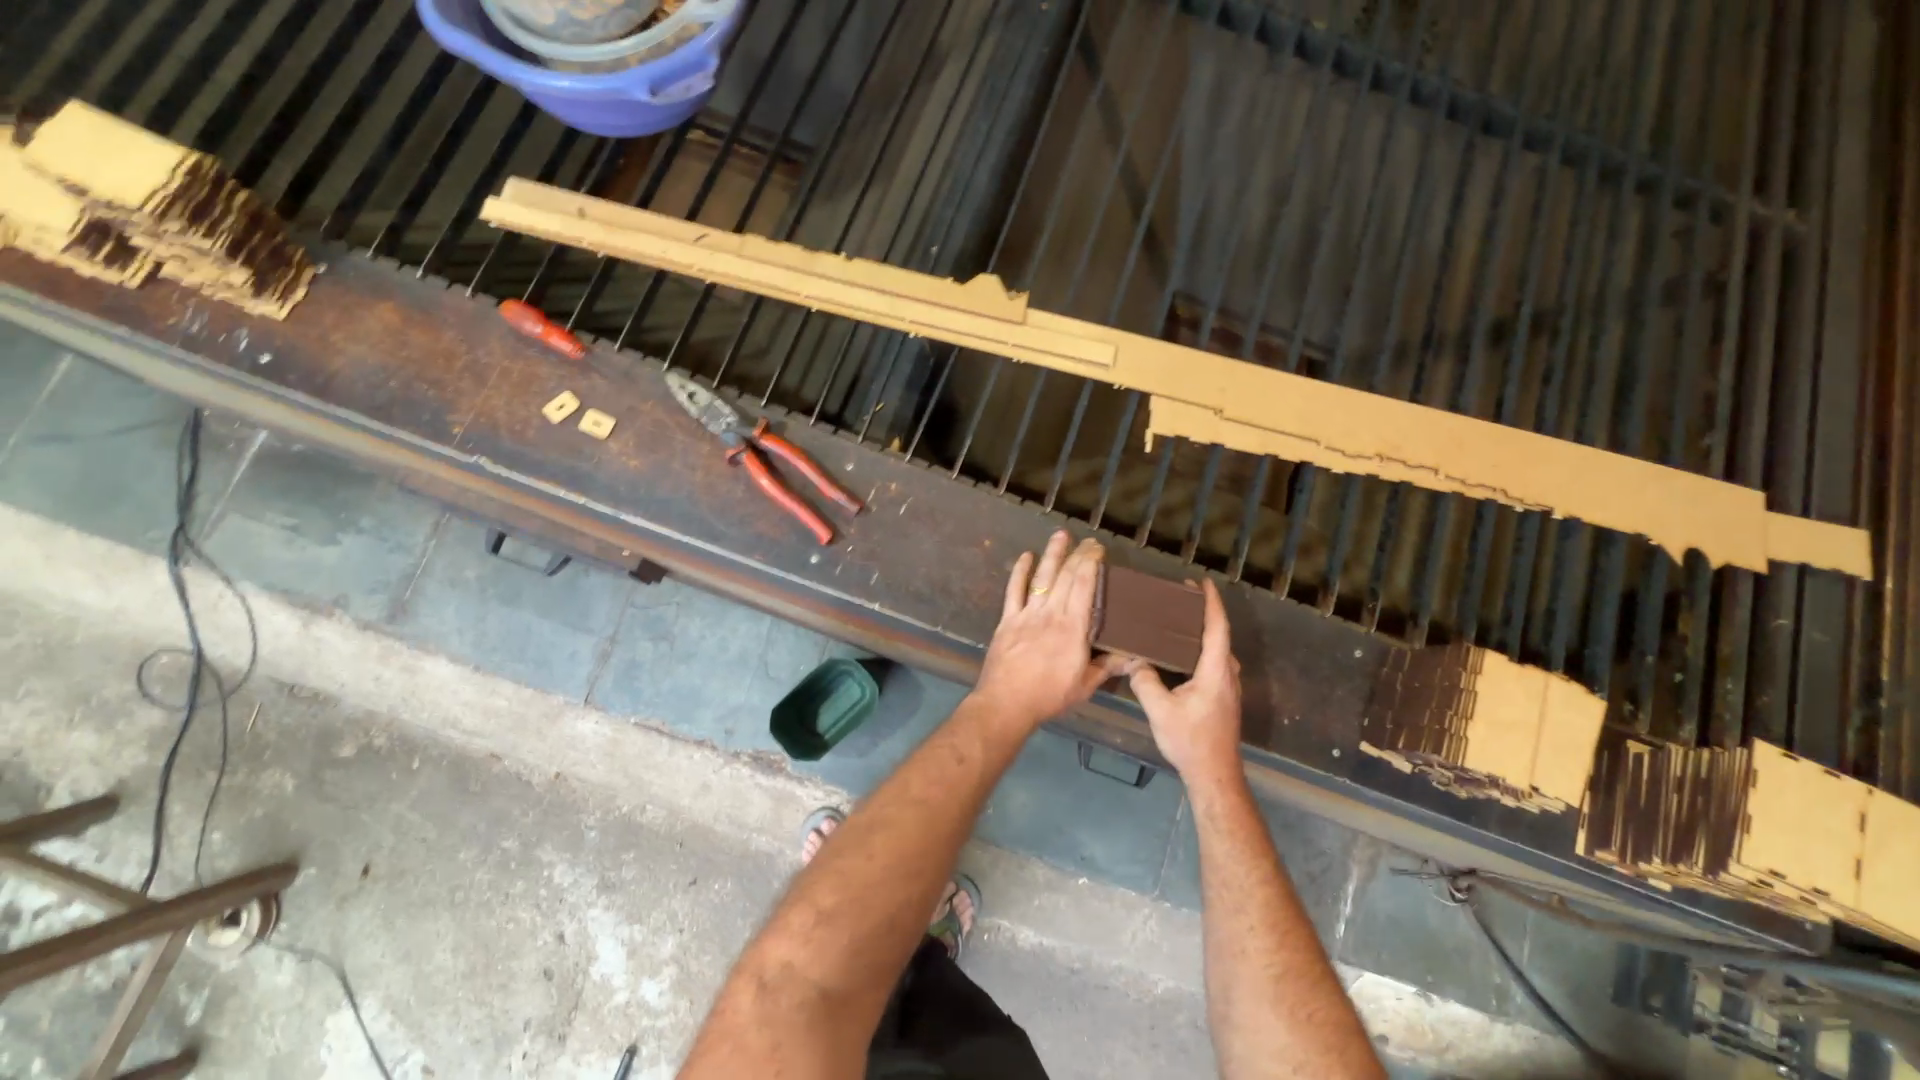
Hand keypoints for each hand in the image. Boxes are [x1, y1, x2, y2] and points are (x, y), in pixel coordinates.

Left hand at [973, 531, 1126, 731]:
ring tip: (1060, 535)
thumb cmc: (1049, 696)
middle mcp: (1051, 614)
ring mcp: (1027, 615)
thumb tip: (1133, 658)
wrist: (1006, 703)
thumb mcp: (1085, 686)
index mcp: (1073, 628)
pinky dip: (1020, 572)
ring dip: (1052, 554)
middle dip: (1078, 555)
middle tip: (1088, 541)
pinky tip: (1026, 556)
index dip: (1091, 564)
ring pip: (1042, 578)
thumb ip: (1107, 667)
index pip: (1085, 587)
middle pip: (1066, 577)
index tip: (1098, 549)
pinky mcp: (1007, 621)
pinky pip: (1014, 591)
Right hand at [1128, 579, 1242, 787]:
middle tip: (1182, 598)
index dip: (1211, 603)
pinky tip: (1183, 655)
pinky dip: (1202, 649)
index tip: (1202, 582)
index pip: (1217, 627)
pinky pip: (1215, 663)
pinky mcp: (1224, 698)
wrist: (1214, 773)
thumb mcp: (1160, 710)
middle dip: (1204, 613)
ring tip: (1180, 623)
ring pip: (1218, 650)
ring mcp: (1229, 687)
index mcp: (1215, 670)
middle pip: (1220, 635)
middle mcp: (1227, 674)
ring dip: (1204, 632)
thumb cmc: (1190, 740)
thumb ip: (1145, 681)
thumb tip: (1133, 660)